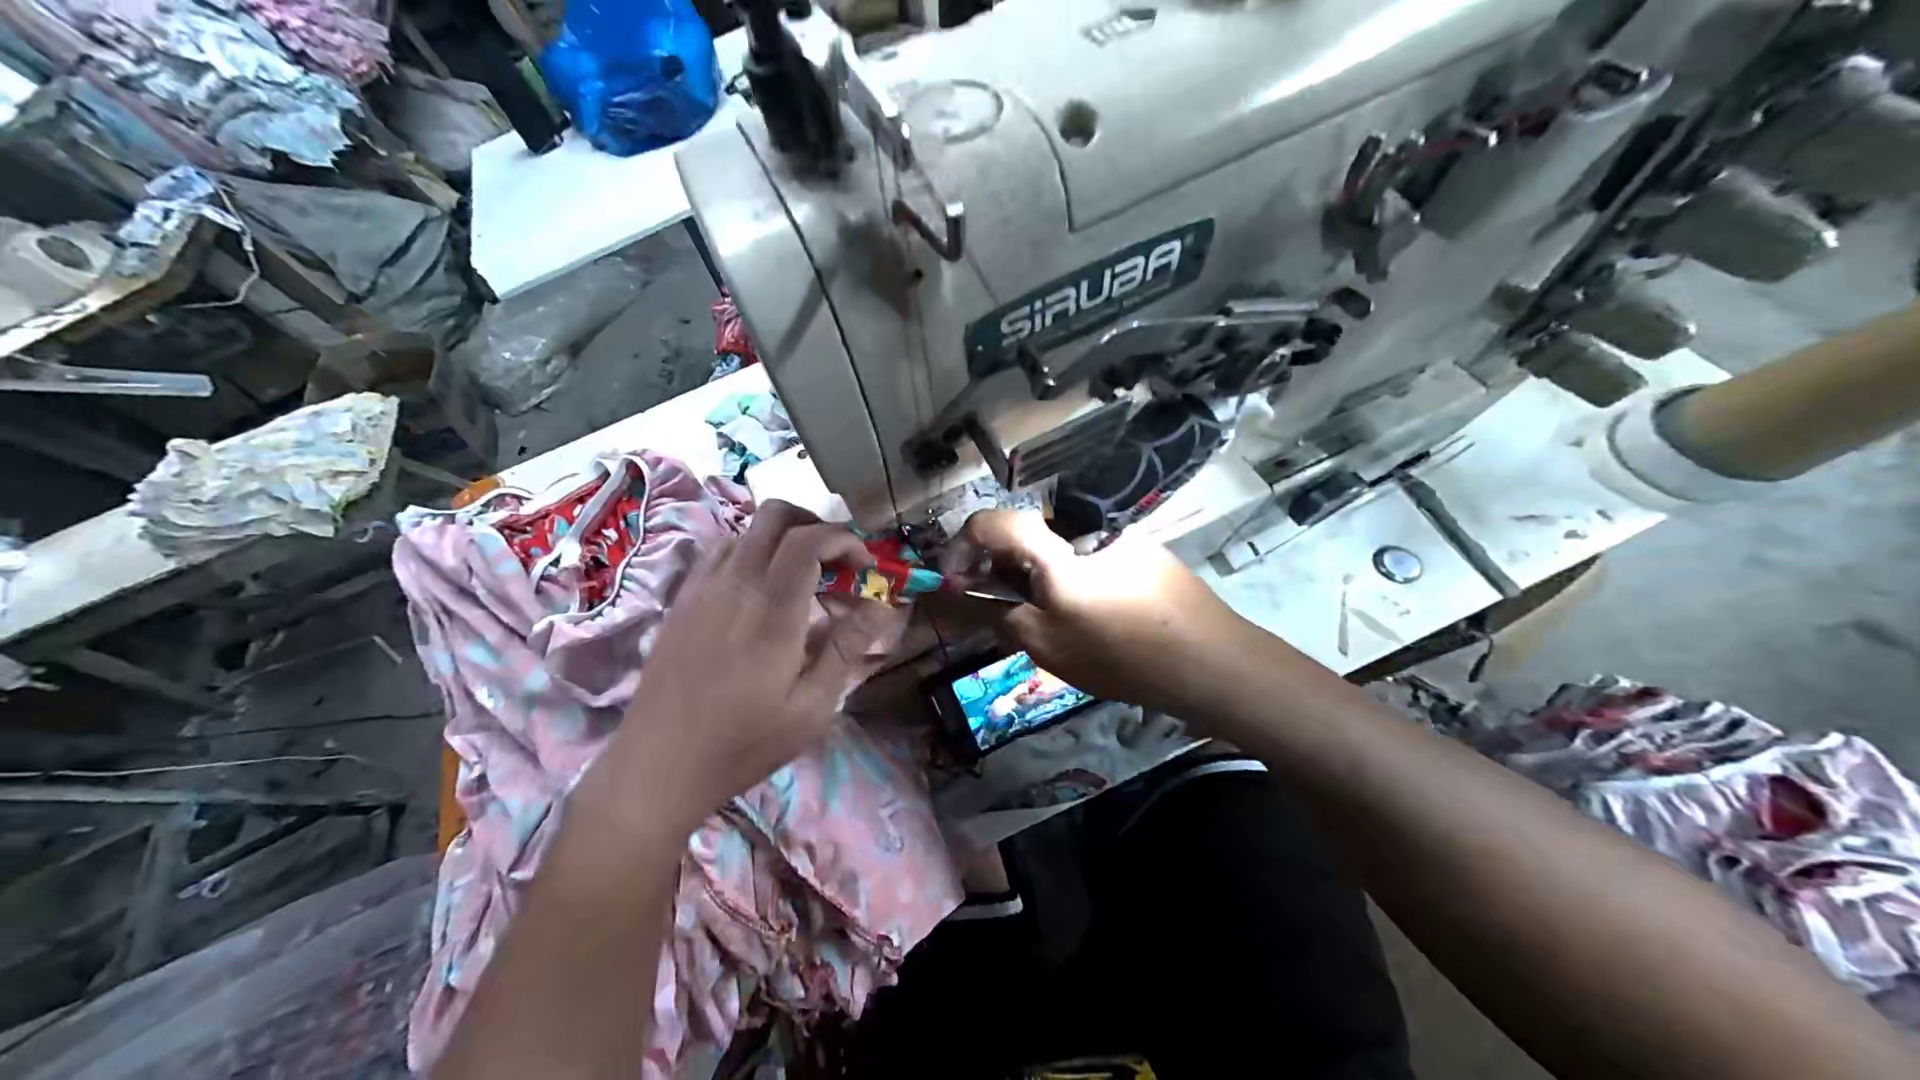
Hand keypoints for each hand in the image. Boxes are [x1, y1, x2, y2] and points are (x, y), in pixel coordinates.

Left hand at [593, 501, 888, 830]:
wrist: (657, 766)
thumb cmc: (743, 744)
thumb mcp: (810, 708)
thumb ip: (846, 648)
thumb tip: (881, 606)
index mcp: (771, 610)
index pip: (809, 539)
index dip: (845, 540)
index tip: (865, 568)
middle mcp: (734, 584)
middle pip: (776, 515)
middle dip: (816, 525)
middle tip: (837, 563)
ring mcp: (701, 588)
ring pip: (747, 529)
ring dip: (783, 539)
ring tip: (802, 580)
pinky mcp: (682, 600)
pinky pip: (719, 553)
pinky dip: (750, 553)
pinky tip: (760, 593)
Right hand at [940, 511, 1263, 718]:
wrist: (1210, 661)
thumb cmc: (1119, 655)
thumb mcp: (1045, 644)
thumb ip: (994, 612)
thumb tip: (955, 592)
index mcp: (1056, 551)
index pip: (990, 522)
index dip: (961, 546)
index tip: (957, 580)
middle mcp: (1085, 529)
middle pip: (1024, 534)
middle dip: (999, 565)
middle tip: (1003, 606)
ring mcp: (1118, 536)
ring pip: (1056, 546)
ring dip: (1037, 571)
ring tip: (1052, 616)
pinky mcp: (1143, 549)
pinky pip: (1089, 554)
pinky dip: (1072, 574)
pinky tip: (1094, 612)